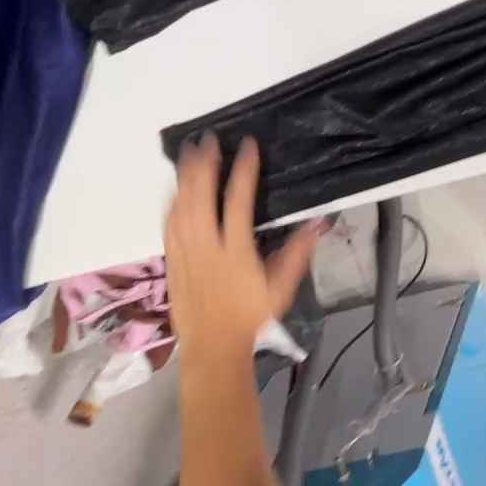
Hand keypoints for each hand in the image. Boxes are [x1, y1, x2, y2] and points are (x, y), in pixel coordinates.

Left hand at [165, 134, 323, 363]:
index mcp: (235, 252)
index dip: (243, 171)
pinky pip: (168, 224)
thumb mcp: (282, 287)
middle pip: (201, 199)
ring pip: (181, 208)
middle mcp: (207, 248)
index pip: (238, 202)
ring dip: (185, 178)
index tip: (247, 146)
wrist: (212, 346)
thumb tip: (317, 223)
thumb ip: (297, 253)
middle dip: (204, 166)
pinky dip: (172, 200)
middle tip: (208, 139)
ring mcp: (186, 254)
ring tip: (190, 152)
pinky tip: (176, 187)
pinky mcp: (172, 261)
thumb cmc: (250, 314)